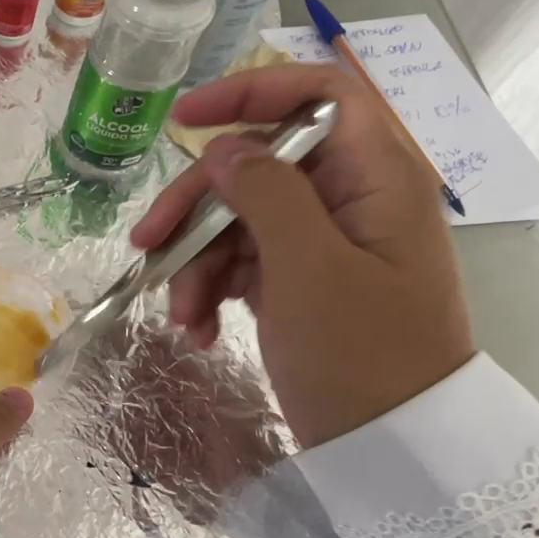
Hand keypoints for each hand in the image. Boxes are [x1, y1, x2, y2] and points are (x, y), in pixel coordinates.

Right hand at [130, 63, 474, 448]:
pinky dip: (212, 290)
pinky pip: (242, 264)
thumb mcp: (308, 269)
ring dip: (196, 263)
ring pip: (238, 220)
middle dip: (196, 205)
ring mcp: (322, 244)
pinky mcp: (300, 283)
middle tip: (145, 245)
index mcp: (374, 176)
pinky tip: (197, 330)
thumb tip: (223, 146)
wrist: (393, 446)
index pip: (317, 95)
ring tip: (181, 316)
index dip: (249, 91)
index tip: (182, 121)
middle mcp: (349, 199)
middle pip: (257, 166)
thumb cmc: (362, 354)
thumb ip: (266, 193)